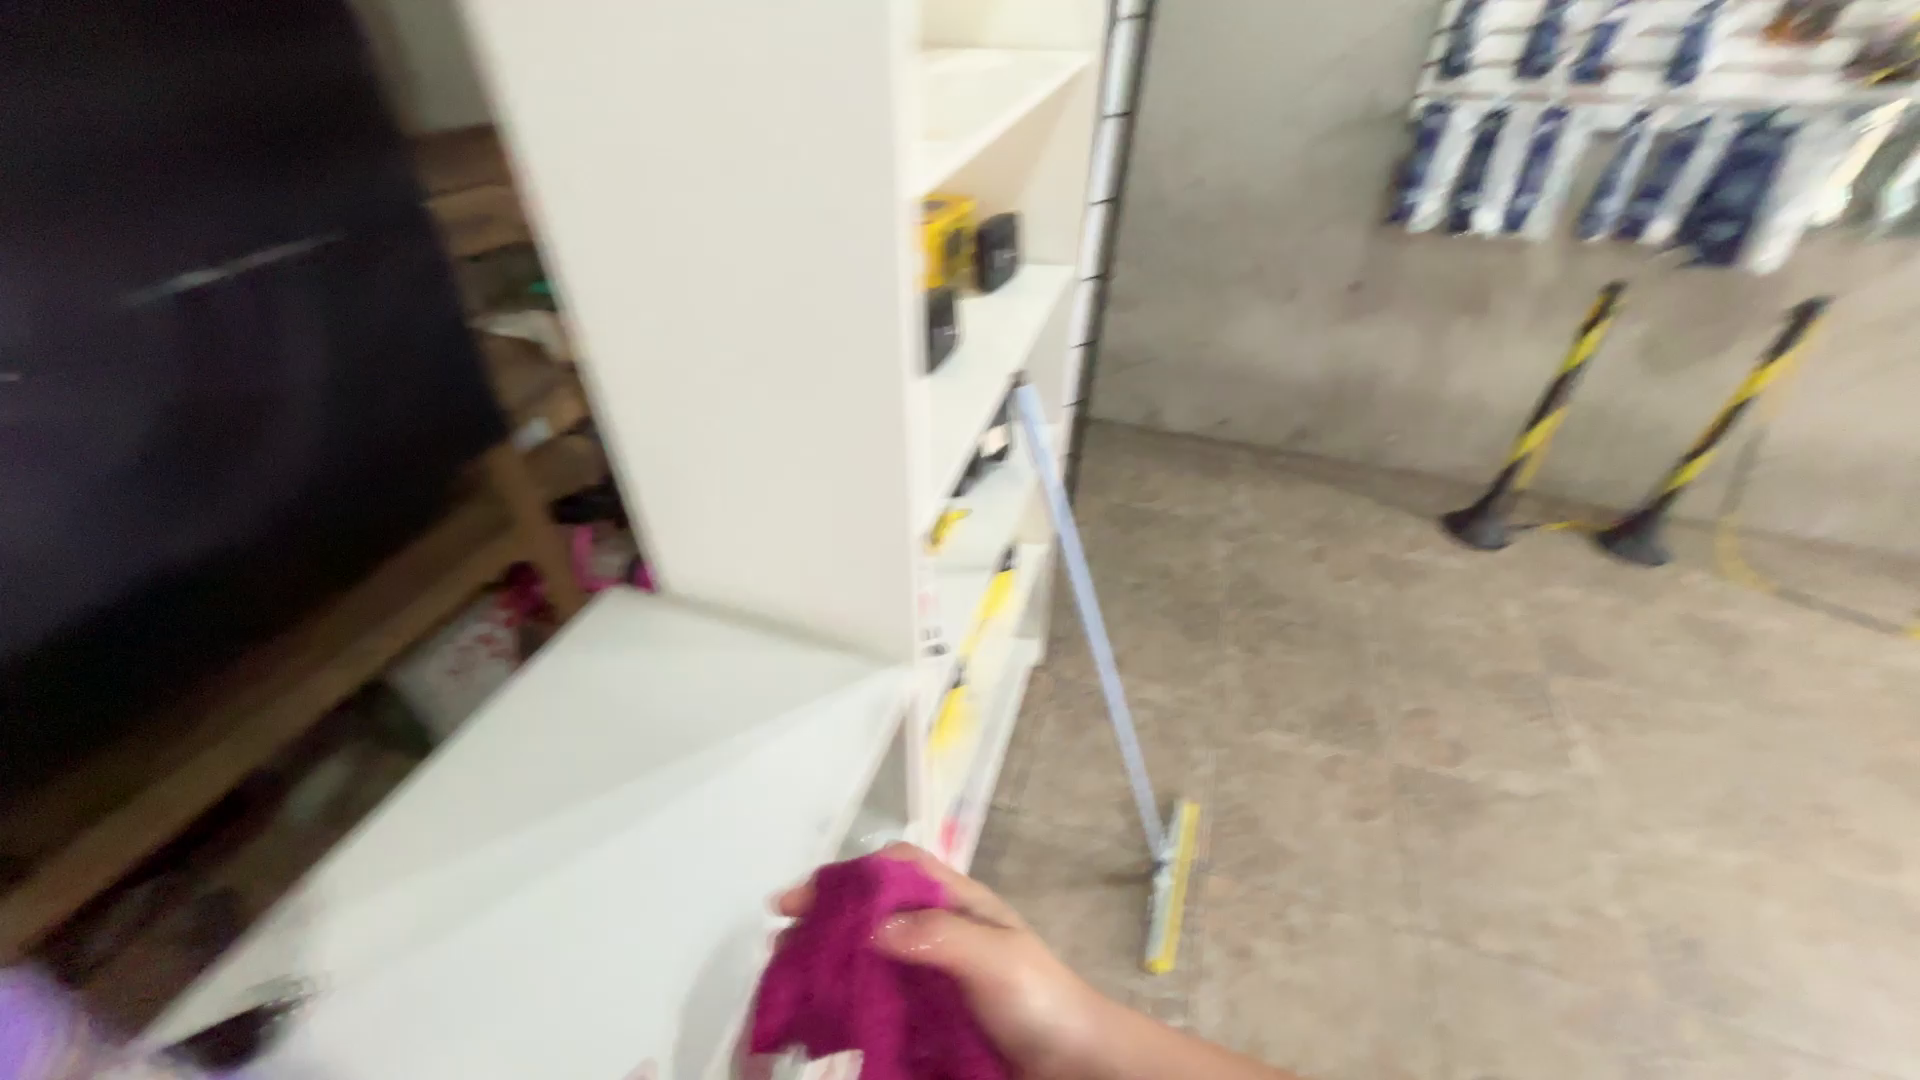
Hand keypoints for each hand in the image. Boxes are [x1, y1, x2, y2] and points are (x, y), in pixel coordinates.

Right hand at [775, 843, 1112, 1078]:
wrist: (1075, 1063)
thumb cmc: (1041, 999)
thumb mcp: (996, 957)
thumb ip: (942, 936)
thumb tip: (874, 927)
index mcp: (956, 902)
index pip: (896, 868)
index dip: (850, 874)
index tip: (803, 897)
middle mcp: (936, 930)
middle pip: (872, 911)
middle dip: (825, 918)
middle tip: (781, 941)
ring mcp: (929, 975)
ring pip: (867, 955)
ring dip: (826, 960)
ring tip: (785, 979)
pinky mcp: (924, 1017)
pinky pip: (876, 1001)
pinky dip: (843, 1002)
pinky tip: (818, 1017)